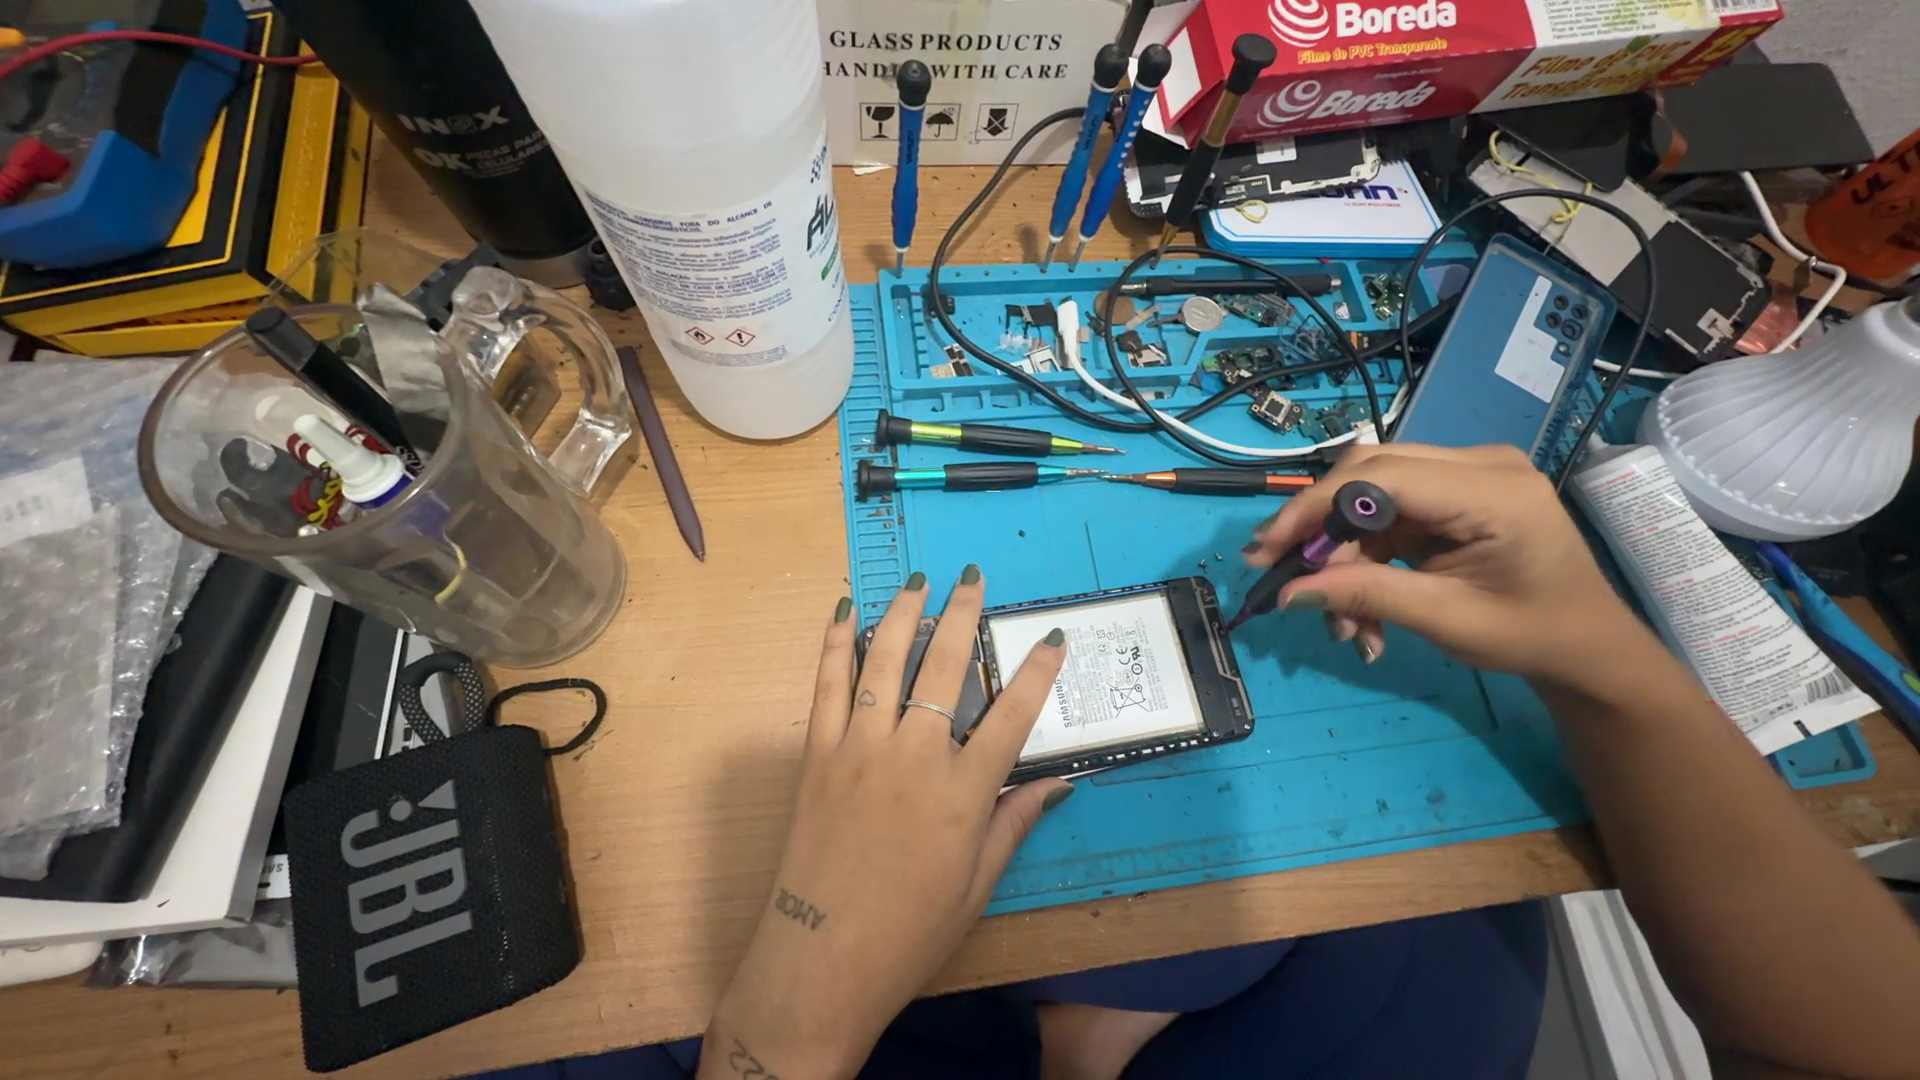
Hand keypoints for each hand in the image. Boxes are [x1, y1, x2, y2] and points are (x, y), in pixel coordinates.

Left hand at [703, 568, 1074, 1079]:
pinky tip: (845, 611)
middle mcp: (914, 756)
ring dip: (902, 614)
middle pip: (945, 669)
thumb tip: (1063, 783)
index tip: (1051, 637)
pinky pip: (826, 686)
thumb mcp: (977, 886)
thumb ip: (1016, 823)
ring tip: (917, 580)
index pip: (1012, 716)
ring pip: (884, 663)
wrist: (820, 961)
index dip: (1037, 672)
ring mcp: (860, 749)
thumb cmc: (910, 932)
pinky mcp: (817, 754)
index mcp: (963, 792)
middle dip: (963, 616)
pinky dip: (835, 644)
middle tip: (972, 577)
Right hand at [1244, 443, 1651, 689]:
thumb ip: (1365, 596)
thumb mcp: (1445, 619)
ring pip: (1366, 494)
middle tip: (1275, 568)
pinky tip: (1358, 605)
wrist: (1585, 647)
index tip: (1267, 549)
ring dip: (1339, 551)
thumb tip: (1286, 593)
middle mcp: (1478, 465)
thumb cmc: (1530, 634)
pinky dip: (1360, 556)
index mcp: (1494, 491)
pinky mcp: (1449, 494)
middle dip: (1315, 524)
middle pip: (1366, 473)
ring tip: (1337, 617)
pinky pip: (1382, 513)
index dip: (1314, 508)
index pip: (1380, 477)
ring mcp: (1464, 476)